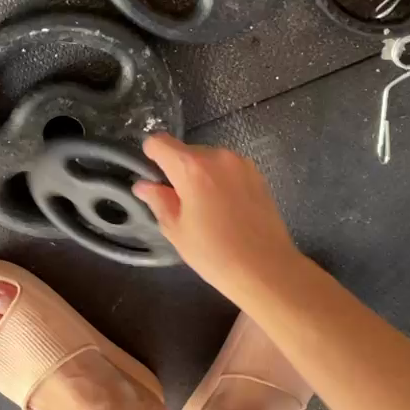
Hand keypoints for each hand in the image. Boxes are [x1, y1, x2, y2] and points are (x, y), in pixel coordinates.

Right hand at [134, 134, 302, 298]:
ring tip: (207, 210)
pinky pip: (227, 169)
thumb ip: (158, 200)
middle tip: (181, 205)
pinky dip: (220, 181)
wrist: (266, 268)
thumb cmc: (215, 253)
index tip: (154, 178)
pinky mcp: (257, 174)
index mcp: (192, 168)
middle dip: (178, 172)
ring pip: (208, 160)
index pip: (159, 142)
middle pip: (185, 152)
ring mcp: (241, 163)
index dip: (151, 156)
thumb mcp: (176, 230)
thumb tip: (144, 185)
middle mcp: (218, 156)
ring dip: (200, 176)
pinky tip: (226, 209)